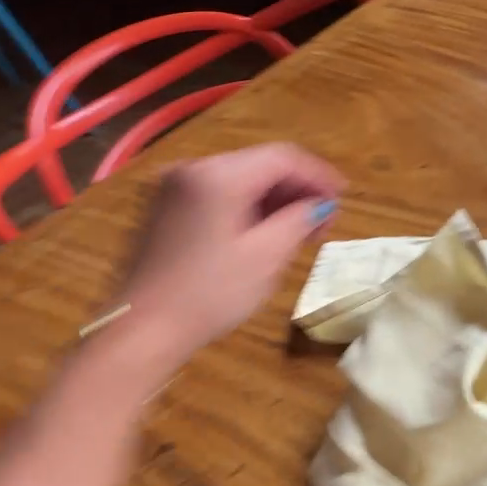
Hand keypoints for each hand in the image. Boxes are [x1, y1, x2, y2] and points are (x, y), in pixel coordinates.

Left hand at [112, 143, 342, 368]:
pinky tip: (265, 234)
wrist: (142, 328)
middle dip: (298, 189)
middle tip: (324, 223)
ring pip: (241, 179)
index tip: (344, 199)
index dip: (319, 175)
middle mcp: (193, 169)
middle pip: (260, 164)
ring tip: (300, 232)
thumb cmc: (210, 293)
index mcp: (219, 175)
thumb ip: (299, 220)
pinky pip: (219, 194)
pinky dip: (249, 207)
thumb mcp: (267, 257)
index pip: (283, 157)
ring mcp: (175, 187)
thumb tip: (320, 205)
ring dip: (276, 199)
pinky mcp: (166, 207)